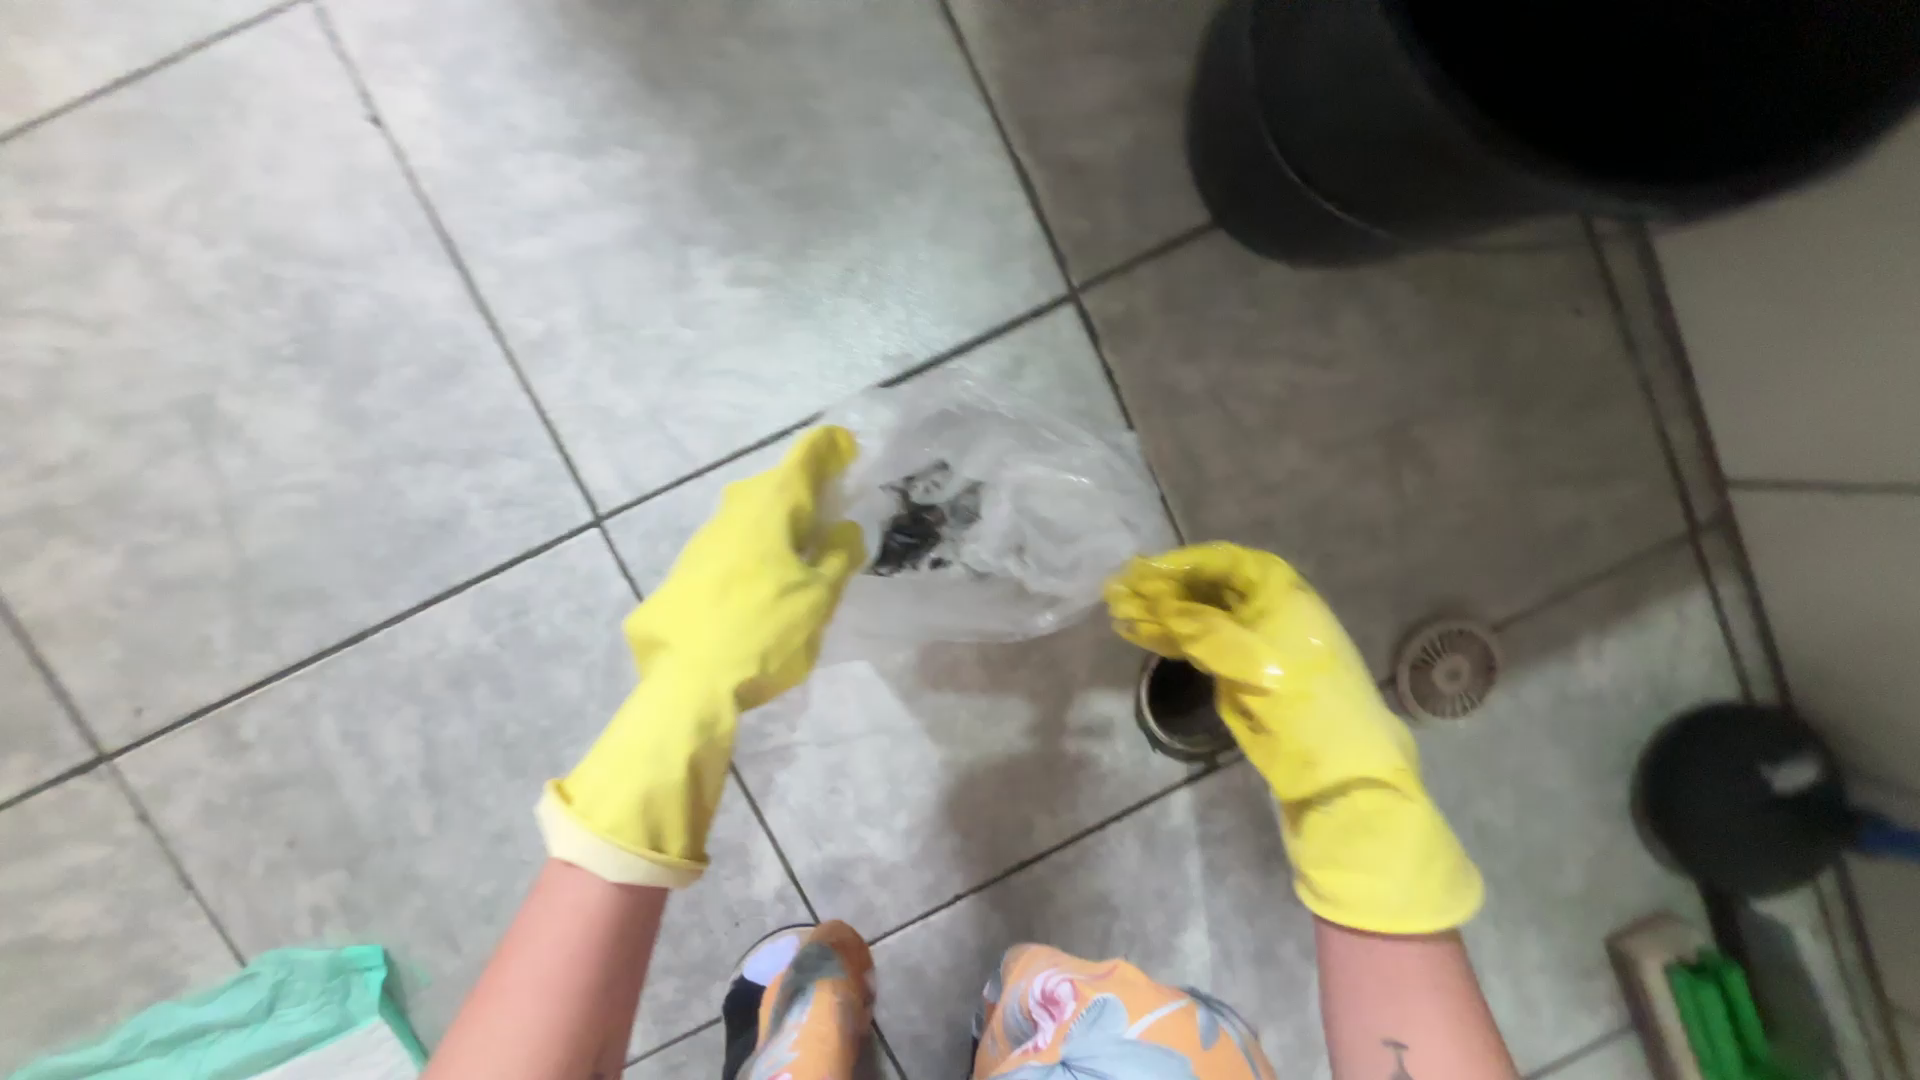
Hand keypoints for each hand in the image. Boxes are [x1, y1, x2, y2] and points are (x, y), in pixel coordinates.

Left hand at [538, 426, 864, 886]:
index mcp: (772, 510)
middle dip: (802, 486)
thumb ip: (837, 557)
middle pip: (773, 484)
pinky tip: (758, 584)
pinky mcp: (682, 575)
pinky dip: (751, 552)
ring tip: (797, 549)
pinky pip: (727, 548)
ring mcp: (701, 544)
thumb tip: (846, 529)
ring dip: (774, 522)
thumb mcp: (820, 599)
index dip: (829, 447)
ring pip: (745, 516)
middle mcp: (732, 515)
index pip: (805, 457)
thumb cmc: (766, 634)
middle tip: (830, 507)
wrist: (687, 684)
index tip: (848, 449)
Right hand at [1105, 542, 1481, 933]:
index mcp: (1275, 588)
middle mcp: (1260, 605)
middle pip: (1201, 587)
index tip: (1135, 571)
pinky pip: (1195, 643)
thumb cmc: (1297, 695)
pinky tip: (1136, 633)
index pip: (1217, 561)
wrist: (1333, 763)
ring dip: (1155, 614)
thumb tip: (1152, 601)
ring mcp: (1247, 638)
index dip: (1175, 563)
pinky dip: (1166, 638)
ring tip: (1115, 611)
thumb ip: (1193, 624)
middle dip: (1158, 589)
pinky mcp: (1235, 668)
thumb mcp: (1243, 653)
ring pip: (1193, 617)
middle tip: (1114, 591)